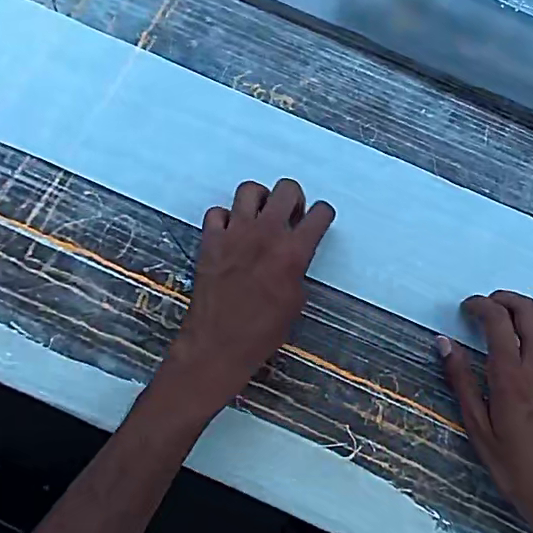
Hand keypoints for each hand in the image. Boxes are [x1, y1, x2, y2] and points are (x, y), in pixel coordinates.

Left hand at [151, 179, 334, 424]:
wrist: (218, 343)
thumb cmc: (261, 331)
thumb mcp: (296, 301)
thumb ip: (297, 269)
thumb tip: (294, 256)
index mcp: (293, 252)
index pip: (319, 214)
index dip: (322, 214)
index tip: (318, 219)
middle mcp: (266, 234)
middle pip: (287, 189)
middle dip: (293, 198)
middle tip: (290, 215)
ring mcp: (235, 233)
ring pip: (249, 189)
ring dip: (259, 199)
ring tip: (260, 216)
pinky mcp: (211, 239)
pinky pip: (217, 211)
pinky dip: (224, 218)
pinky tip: (230, 232)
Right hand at [441, 295, 532, 532]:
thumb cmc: (516, 468)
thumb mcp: (478, 428)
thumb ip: (461, 380)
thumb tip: (444, 342)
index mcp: (511, 376)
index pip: (498, 320)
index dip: (480, 305)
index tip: (466, 309)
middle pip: (528, 310)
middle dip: (504, 299)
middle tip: (486, 307)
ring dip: (529, 310)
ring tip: (510, 320)